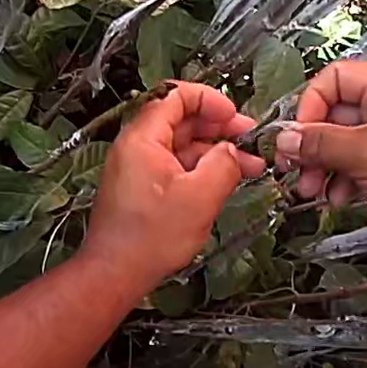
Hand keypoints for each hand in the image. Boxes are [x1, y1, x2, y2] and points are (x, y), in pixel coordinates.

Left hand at [81, 82, 266, 290]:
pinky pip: (172, 166)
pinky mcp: (139, 187)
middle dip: (218, 127)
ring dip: (214, 151)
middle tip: (251, 140)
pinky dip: (199, 169)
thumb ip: (223, 164)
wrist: (115, 271)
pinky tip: (225, 180)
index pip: (173, 96)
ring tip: (249, 166)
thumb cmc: (150, 237)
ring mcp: (135, 168)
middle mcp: (134, 148)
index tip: (234, 114)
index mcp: (141, 139)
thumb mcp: (200, 196)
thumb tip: (234, 150)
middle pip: (179, 120)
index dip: (209, 99)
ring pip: (179, 146)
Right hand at [270, 61, 366, 255]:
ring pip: (340, 145)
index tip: (299, 134)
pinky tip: (337, 198)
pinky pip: (354, 167)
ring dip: (320, 167)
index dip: (311, 104)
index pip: (335, 78)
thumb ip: (318, 141)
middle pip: (334, 114)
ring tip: (311, 189)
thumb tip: (284, 137)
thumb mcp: (365, 151)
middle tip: (293, 167)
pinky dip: (339, 181)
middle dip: (310, 143)